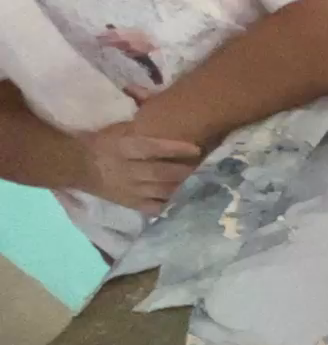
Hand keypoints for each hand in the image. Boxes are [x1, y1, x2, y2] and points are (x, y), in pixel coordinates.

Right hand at [72, 123, 199, 214]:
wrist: (71, 164)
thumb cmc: (99, 144)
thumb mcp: (112, 132)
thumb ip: (135, 128)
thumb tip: (153, 110)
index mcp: (118, 147)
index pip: (148, 147)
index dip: (173, 148)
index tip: (196, 148)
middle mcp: (126, 169)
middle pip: (162, 172)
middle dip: (187, 171)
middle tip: (211, 170)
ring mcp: (131, 189)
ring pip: (165, 191)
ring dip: (188, 189)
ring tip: (209, 186)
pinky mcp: (133, 203)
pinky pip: (159, 207)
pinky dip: (176, 206)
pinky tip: (193, 203)